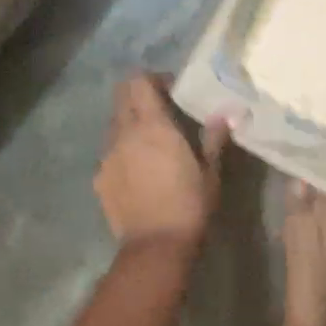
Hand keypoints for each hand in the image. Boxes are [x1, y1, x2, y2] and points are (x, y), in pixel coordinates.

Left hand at [95, 72, 227, 246]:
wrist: (155, 247)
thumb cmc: (189, 205)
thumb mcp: (210, 172)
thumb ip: (214, 138)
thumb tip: (226, 115)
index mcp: (153, 125)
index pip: (138, 81)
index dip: (153, 79)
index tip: (171, 90)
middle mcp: (124, 133)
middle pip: (121, 97)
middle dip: (138, 95)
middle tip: (161, 109)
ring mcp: (107, 156)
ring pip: (113, 125)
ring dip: (129, 124)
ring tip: (150, 143)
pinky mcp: (99, 178)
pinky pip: (109, 153)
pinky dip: (122, 151)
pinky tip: (139, 172)